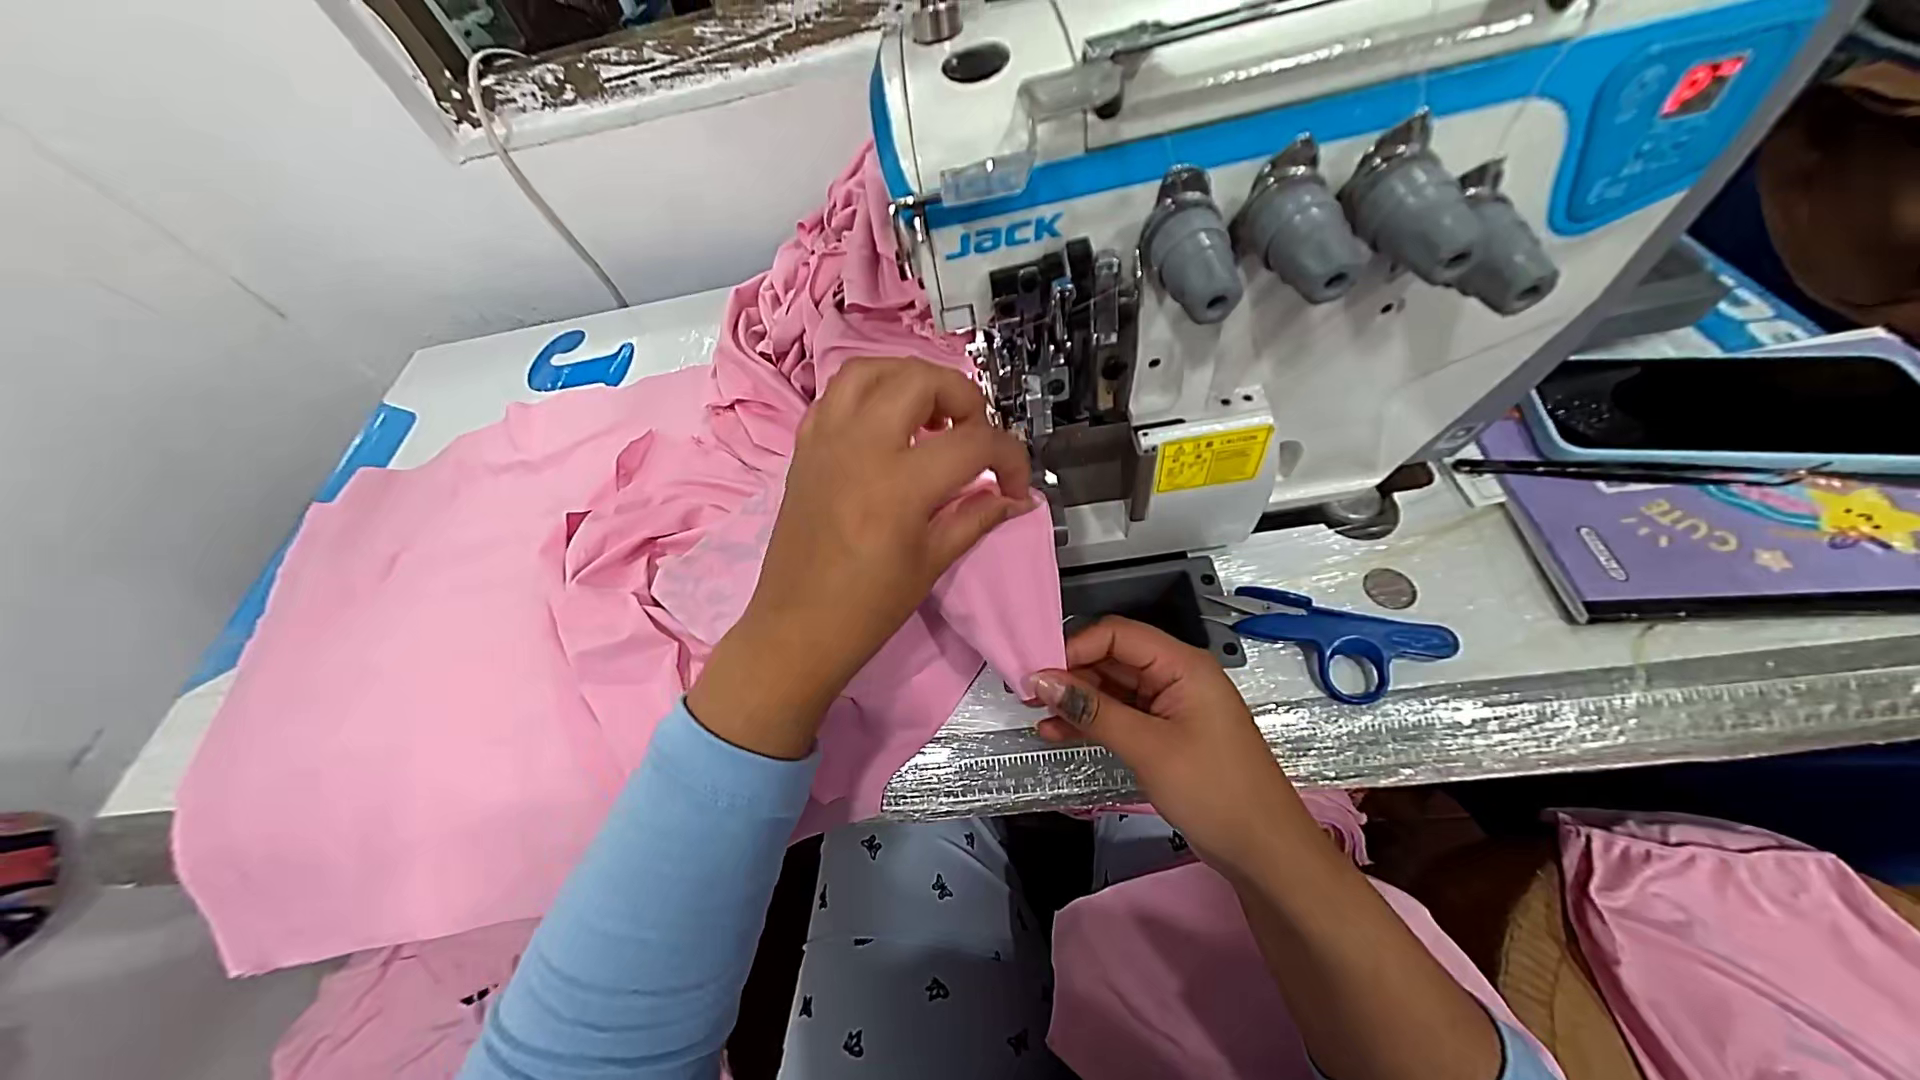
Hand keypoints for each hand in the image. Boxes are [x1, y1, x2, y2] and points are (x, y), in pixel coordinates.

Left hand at [689, 357, 1032, 758]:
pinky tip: (887, 424)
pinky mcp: (805, 448)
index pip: (974, 443)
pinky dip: (871, 392)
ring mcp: (826, 441)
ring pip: (873, 370)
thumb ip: (977, 517)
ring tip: (932, 415)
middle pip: (923, 380)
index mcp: (899, 484)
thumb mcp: (932, 562)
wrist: (797, 628)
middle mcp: (860, 447)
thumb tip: (1014, 498)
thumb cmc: (867, 608)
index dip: (1010, 458)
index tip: (1015, 484)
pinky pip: (837, 394)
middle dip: (964, 398)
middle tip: (975, 436)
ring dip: (913, 380)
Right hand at [1030, 616, 1320, 875]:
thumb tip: (1042, 680)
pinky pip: (1120, 715)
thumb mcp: (1147, 747)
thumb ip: (1092, 710)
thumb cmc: (1214, 791)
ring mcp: (1169, 706)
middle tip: (1028, 694)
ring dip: (1075, 700)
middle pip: (1112, 659)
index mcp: (1181, 664)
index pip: (1117, 635)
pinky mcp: (1163, 733)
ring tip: (1035, 714)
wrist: (1264, 853)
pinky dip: (1090, 722)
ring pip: (1111, 689)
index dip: (1075, 647)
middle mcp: (1174, 676)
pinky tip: (1057, 732)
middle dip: (1070, 674)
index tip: (1037, 671)